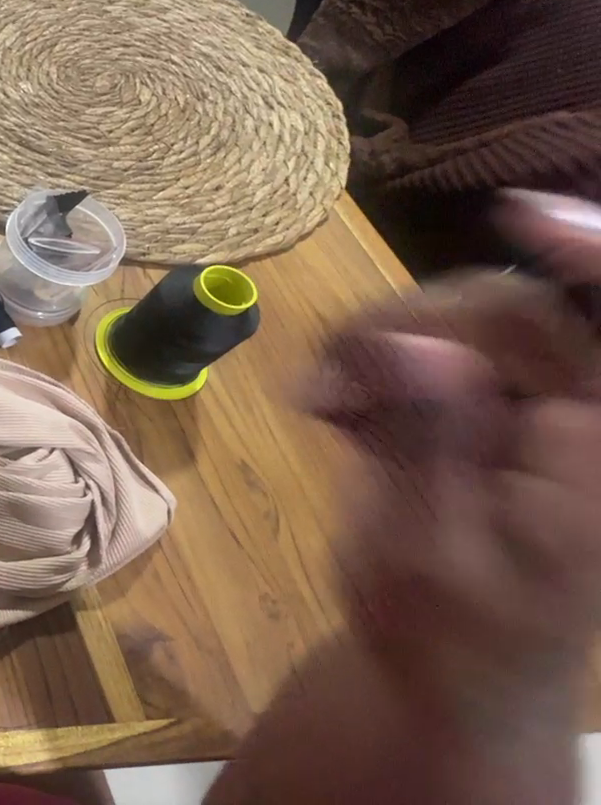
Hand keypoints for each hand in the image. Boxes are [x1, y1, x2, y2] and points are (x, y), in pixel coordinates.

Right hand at [312, 190, 600, 723]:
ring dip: (369, 348)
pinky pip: (416, 356)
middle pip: (508, 314)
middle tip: (322, 382)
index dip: (590, 258)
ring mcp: (525, 416)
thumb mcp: (423, 549)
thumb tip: (420, 350)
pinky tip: (326, 409)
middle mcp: (579, 422)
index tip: (513, 215)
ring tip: (315, 404)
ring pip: (453, 325)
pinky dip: (360, 368)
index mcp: (600, 459)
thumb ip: (431, 448)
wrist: (444, 672)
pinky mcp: (474, 415)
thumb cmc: (444, 632)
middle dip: (400, 328)